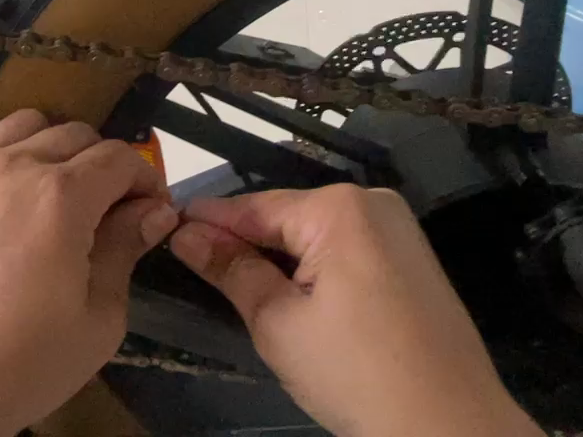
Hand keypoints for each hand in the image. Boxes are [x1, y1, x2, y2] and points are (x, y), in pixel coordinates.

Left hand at [0, 109, 177, 436]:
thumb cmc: (21, 363)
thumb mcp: (98, 321)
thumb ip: (125, 250)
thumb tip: (155, 210)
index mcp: (63, 197)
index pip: (119, 157)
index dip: (143, 181)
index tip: (146, 211)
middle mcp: (15, 165)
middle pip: (76, 134)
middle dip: (101, 166)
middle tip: (100, 211)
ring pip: (22, 122)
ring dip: (46, 148)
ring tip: (44, 191)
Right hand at [168, 185, 541, 436]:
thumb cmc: (359, 378)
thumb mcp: (279, 324)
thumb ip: (231, 270)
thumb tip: (185, 235)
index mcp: (338, 208)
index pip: (255, 208)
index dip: (210, 220)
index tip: (169, 224)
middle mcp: (371, 203)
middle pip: (287, 218)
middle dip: (246, 242)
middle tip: (199, 262)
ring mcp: (399, 231)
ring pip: (317, 235)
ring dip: (280, 257)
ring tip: (237, 279)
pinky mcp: (414, 261)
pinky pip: (348, 250)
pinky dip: (316, 268)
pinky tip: (294, 293)